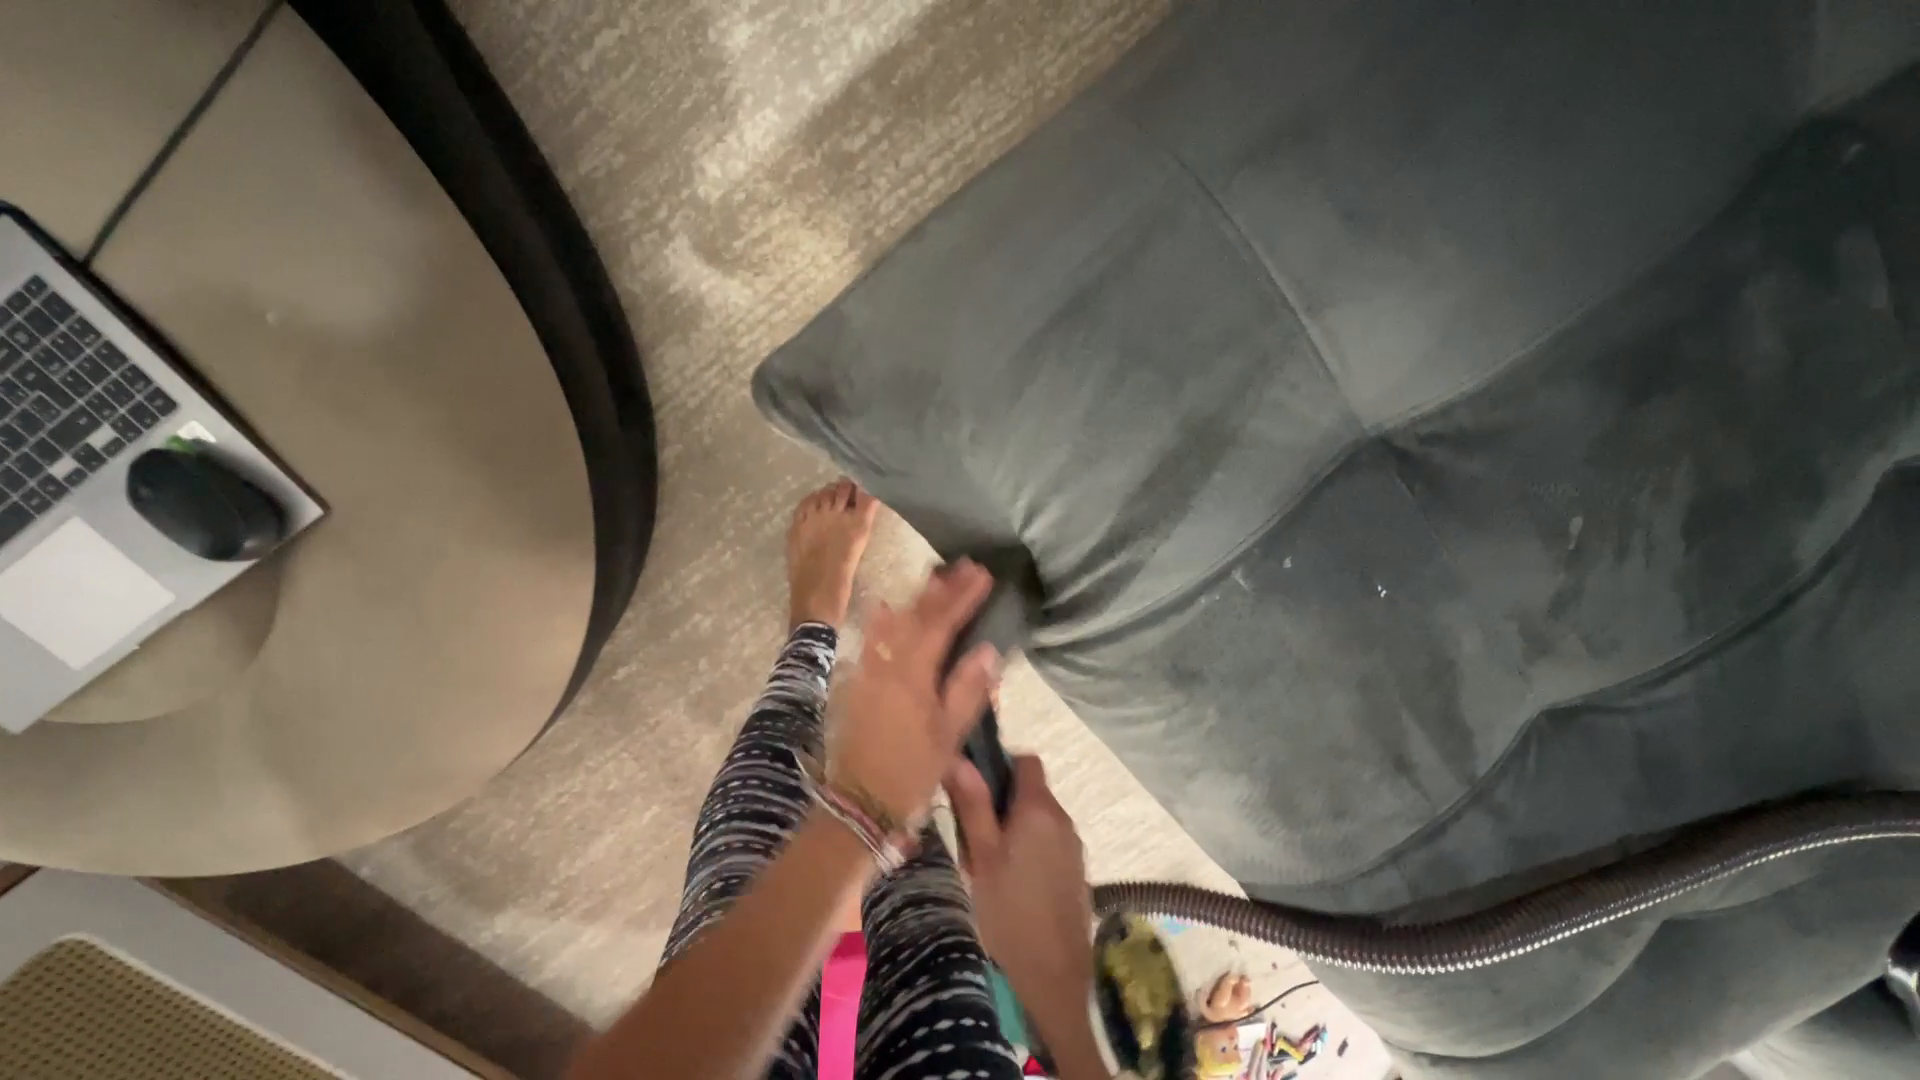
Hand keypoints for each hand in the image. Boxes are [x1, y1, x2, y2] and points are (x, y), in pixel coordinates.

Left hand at [827, 560, 1001, 825]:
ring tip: (935, 577)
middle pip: (917, 616)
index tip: (983, 574)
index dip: (963, 597)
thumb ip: (966, 690)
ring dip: (915, 598)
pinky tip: (886, 608)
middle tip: (964, 566)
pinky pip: (872, 640)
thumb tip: (987, 649)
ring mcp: (867, 671)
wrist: (856, 801)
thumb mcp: (947, 737)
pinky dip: (883, 620)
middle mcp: (886, 663)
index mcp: (913, 674)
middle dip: (942, 589)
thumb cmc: (910, 772)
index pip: (941, 624)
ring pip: (893, 623)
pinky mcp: (855, 683)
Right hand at [946, 755, 1096, 1048]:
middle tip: (971, 834)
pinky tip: (1011, 883)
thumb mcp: (981, 856)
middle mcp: (1063, 819)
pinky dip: (1030, 849)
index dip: (1000, 764)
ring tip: (986, 862)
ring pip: (1039, 819)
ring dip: (1015, 828)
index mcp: (1039, 809)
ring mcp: (1074, 846)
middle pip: (1031, 791)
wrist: (1053, 976)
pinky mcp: (1076, 872)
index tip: (974, 787)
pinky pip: (1050, 843)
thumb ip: (973, 805)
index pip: (1026, 760)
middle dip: (1002, 802)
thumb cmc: (1008, 912)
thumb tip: (960, 757)